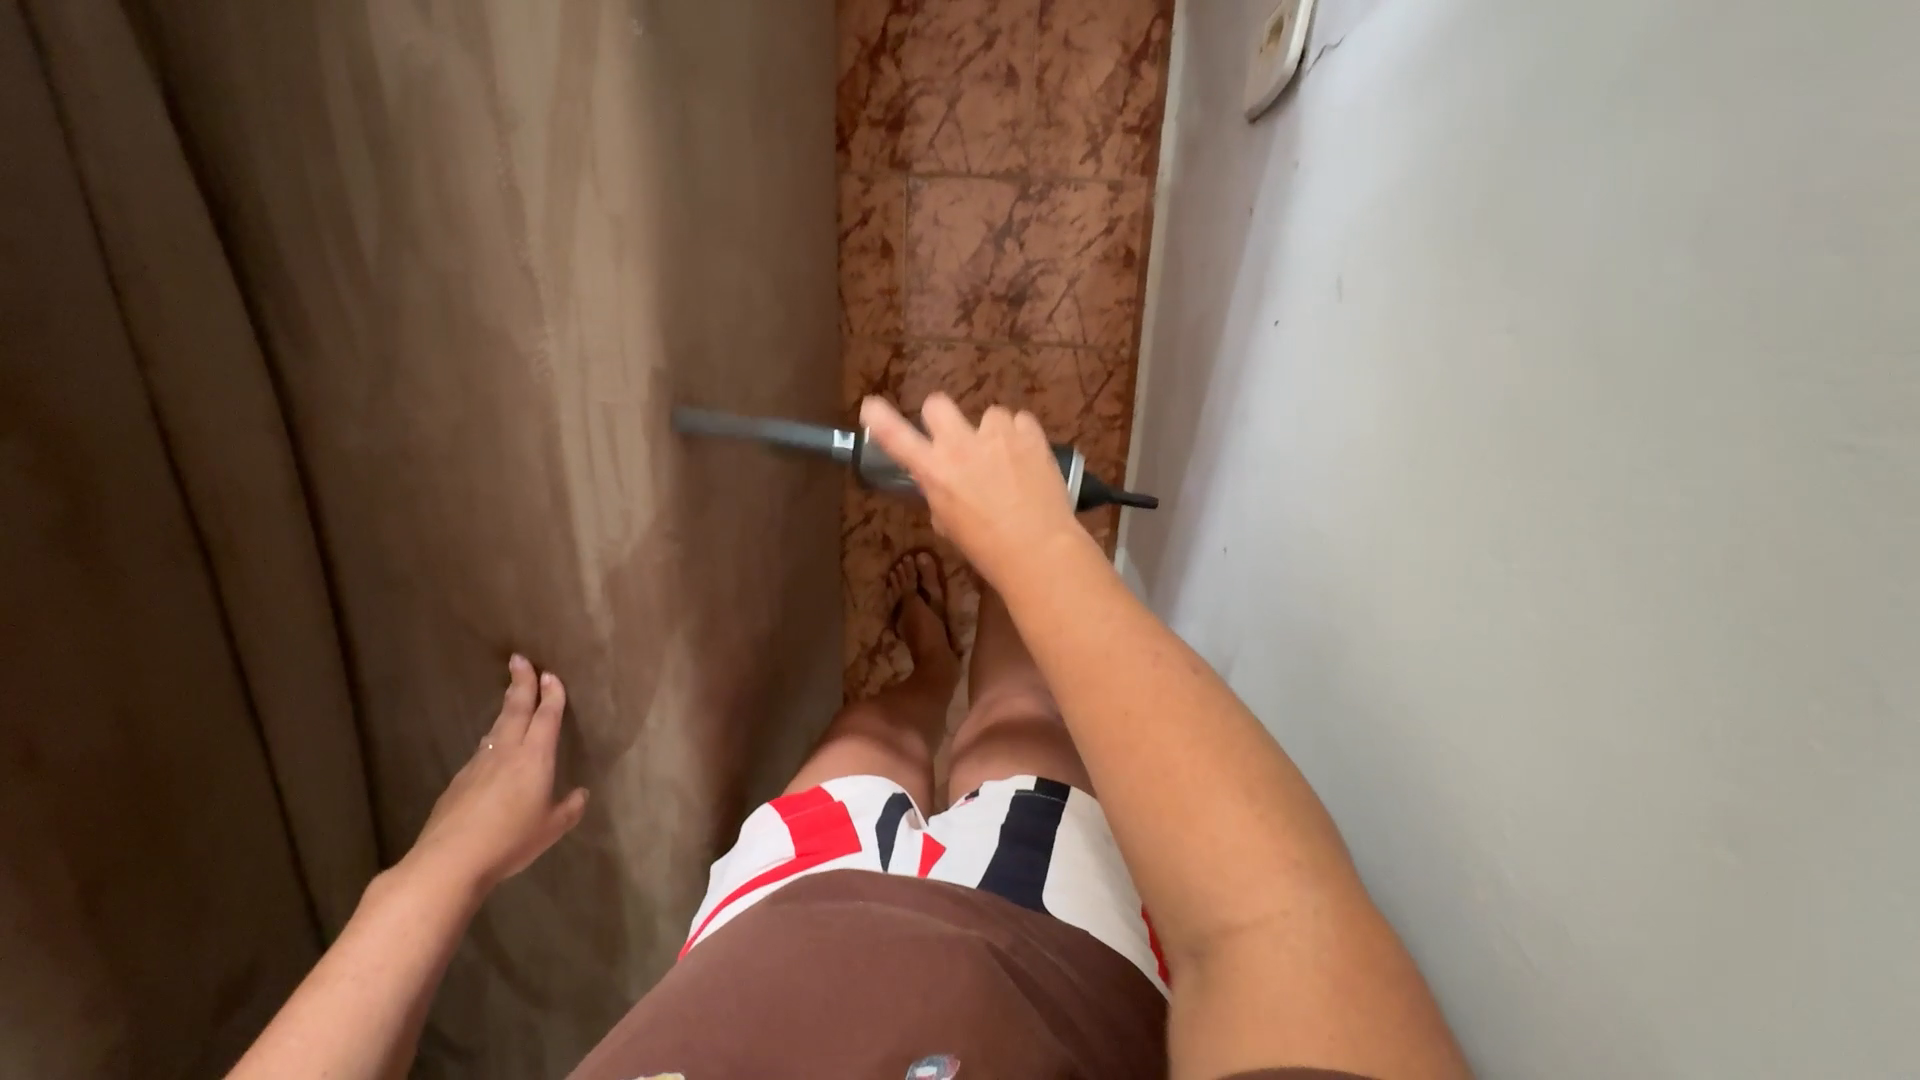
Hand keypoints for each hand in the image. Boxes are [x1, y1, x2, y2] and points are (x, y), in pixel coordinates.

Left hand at [406, 655, 588, 892]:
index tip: (551, 674)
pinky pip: (481, 750)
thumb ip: (570, 808)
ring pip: (496, 728)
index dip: (552, 694)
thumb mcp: (552, 827)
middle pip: (515, 710)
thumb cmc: (511, 840)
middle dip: (521, 683)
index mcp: (534, 757)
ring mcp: (478, 765)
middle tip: (520, 660)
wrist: (450, 860)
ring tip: (511, 697)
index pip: (546, 716)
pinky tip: (491, 748)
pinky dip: (491, 739)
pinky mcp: (459, 782)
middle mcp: (506, 752)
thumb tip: (580, 794)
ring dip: (506, 708)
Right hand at [860, 393, 1090, 586]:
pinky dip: (1022, 436)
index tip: (870, 406)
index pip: (896, 438)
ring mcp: (997, 436)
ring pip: (989, 414)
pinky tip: (1028, 458)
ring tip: (1007, 458)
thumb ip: (941, 494)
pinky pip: (1020, 421)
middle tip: (957, 438)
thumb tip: (945, 484)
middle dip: (943, 418)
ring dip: (993, 432)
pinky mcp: (1030, 435)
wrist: (1039, 550)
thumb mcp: (950, 524)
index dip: (880, 419)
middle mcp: (961, 446)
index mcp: (935, 472)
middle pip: (938, 404)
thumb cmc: (988, 549)